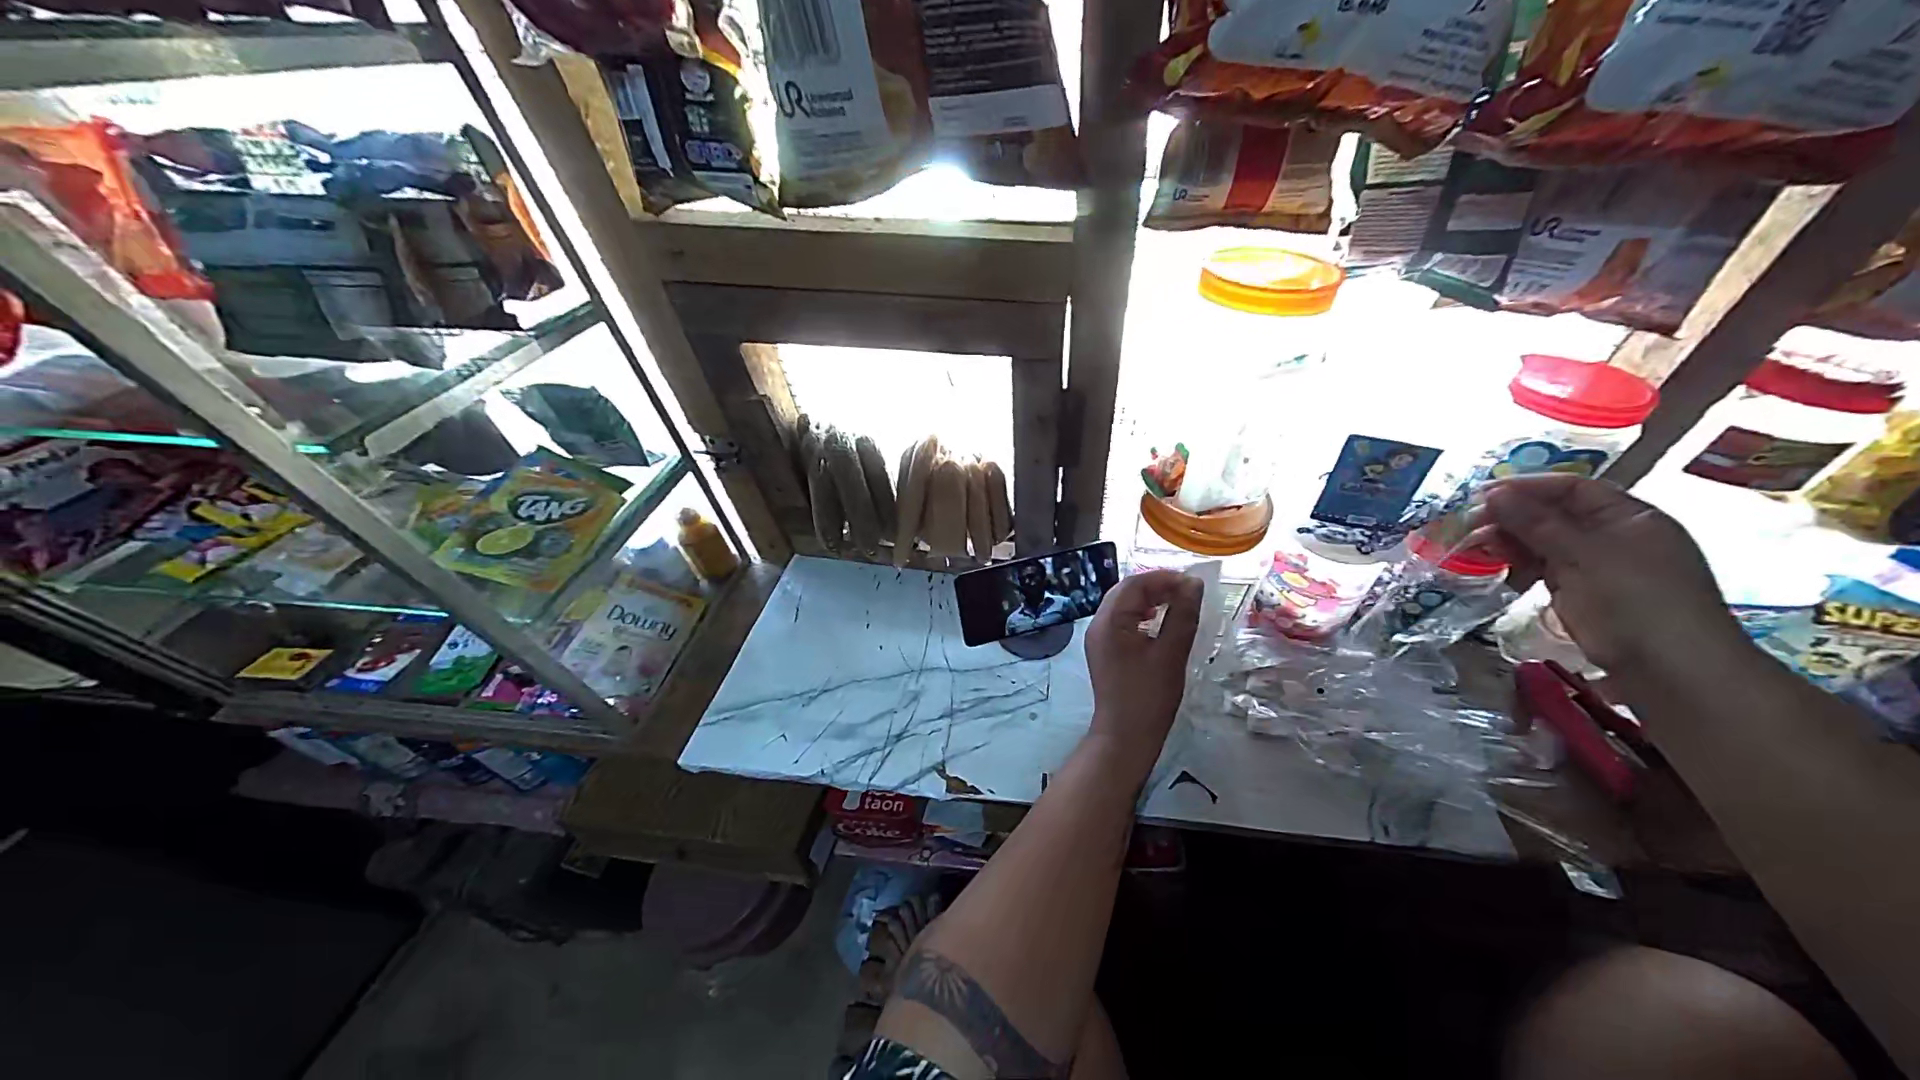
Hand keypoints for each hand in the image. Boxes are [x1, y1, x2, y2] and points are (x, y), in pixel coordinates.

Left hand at [1083, 569, 1203, 775]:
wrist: (1125, 736)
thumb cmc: (1148, 696)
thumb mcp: (1171, 653)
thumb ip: (1182, 615)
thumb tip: (1193, 585)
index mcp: (1109, 622)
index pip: (1133, 584)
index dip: (1164, 578)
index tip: (1193, 583)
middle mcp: (1098, 625)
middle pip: (1126, 591)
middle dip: (1157, 586)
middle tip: (1188, 591)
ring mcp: (1099, 638)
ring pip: (1124, 605)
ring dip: (1151, 599)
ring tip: (1179, 603)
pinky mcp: (1106, 650)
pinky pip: (1123, 621)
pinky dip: (1143, 615)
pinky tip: (1162, 622)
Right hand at [1465, 474, 1747, 676]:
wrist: (1669, 669)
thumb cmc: (1637, 601)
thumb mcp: (1586, 555)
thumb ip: (1537, 523)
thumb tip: (1495, 493)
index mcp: (1629, 517)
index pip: (1572, 489)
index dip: (1527, 487)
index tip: (1482, 495)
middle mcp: (1611, 536)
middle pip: (1553, 514)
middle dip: (1510, 515)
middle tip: (1467, 523)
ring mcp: (1594, 565)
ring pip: (1542, 542)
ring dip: (1506, 540)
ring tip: (1470, 544)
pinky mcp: (1577, 592)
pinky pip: (1540, 568)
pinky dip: (1514, 563)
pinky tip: (1489, 564)